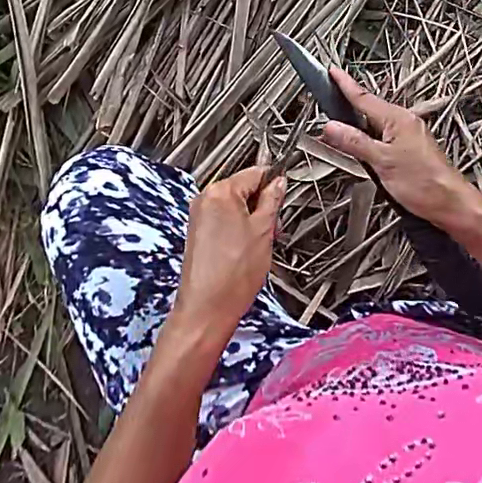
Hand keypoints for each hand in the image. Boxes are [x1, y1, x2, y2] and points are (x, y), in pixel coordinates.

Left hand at [172, 166, 285, 338]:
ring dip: (251, 218)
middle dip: (261, 204)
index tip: (282, 195)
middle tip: (272, 227)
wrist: (207, 310)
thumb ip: (272, 200)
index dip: (273, 184)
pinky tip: (245, 249)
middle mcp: (205, 198)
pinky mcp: (199, 232)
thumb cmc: (231, 276)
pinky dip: (238, 229)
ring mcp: (199, 215)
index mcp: (220, 192)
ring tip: (258, 242)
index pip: (255, 172)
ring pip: (235, 205)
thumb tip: (278, 182)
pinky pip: (224, 219)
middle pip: (244, 188)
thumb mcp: (263, 231)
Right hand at [318, 67, 481, 223]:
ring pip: (376, 125)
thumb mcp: (382, 162)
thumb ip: (355, 142)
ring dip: (359, 128)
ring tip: (343, 135)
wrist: (451, 204)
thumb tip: (332, 127)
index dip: (345, 84)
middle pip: (369, 110)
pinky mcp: (410, 149)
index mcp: (397, 119)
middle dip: (349, 108)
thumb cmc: (427, 184)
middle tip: (331, 103)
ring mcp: (409, 135)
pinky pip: (384, 137)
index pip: (364, 97)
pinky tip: (366, 153)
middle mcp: (405, 123)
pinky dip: (371, 141)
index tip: (333, 72)